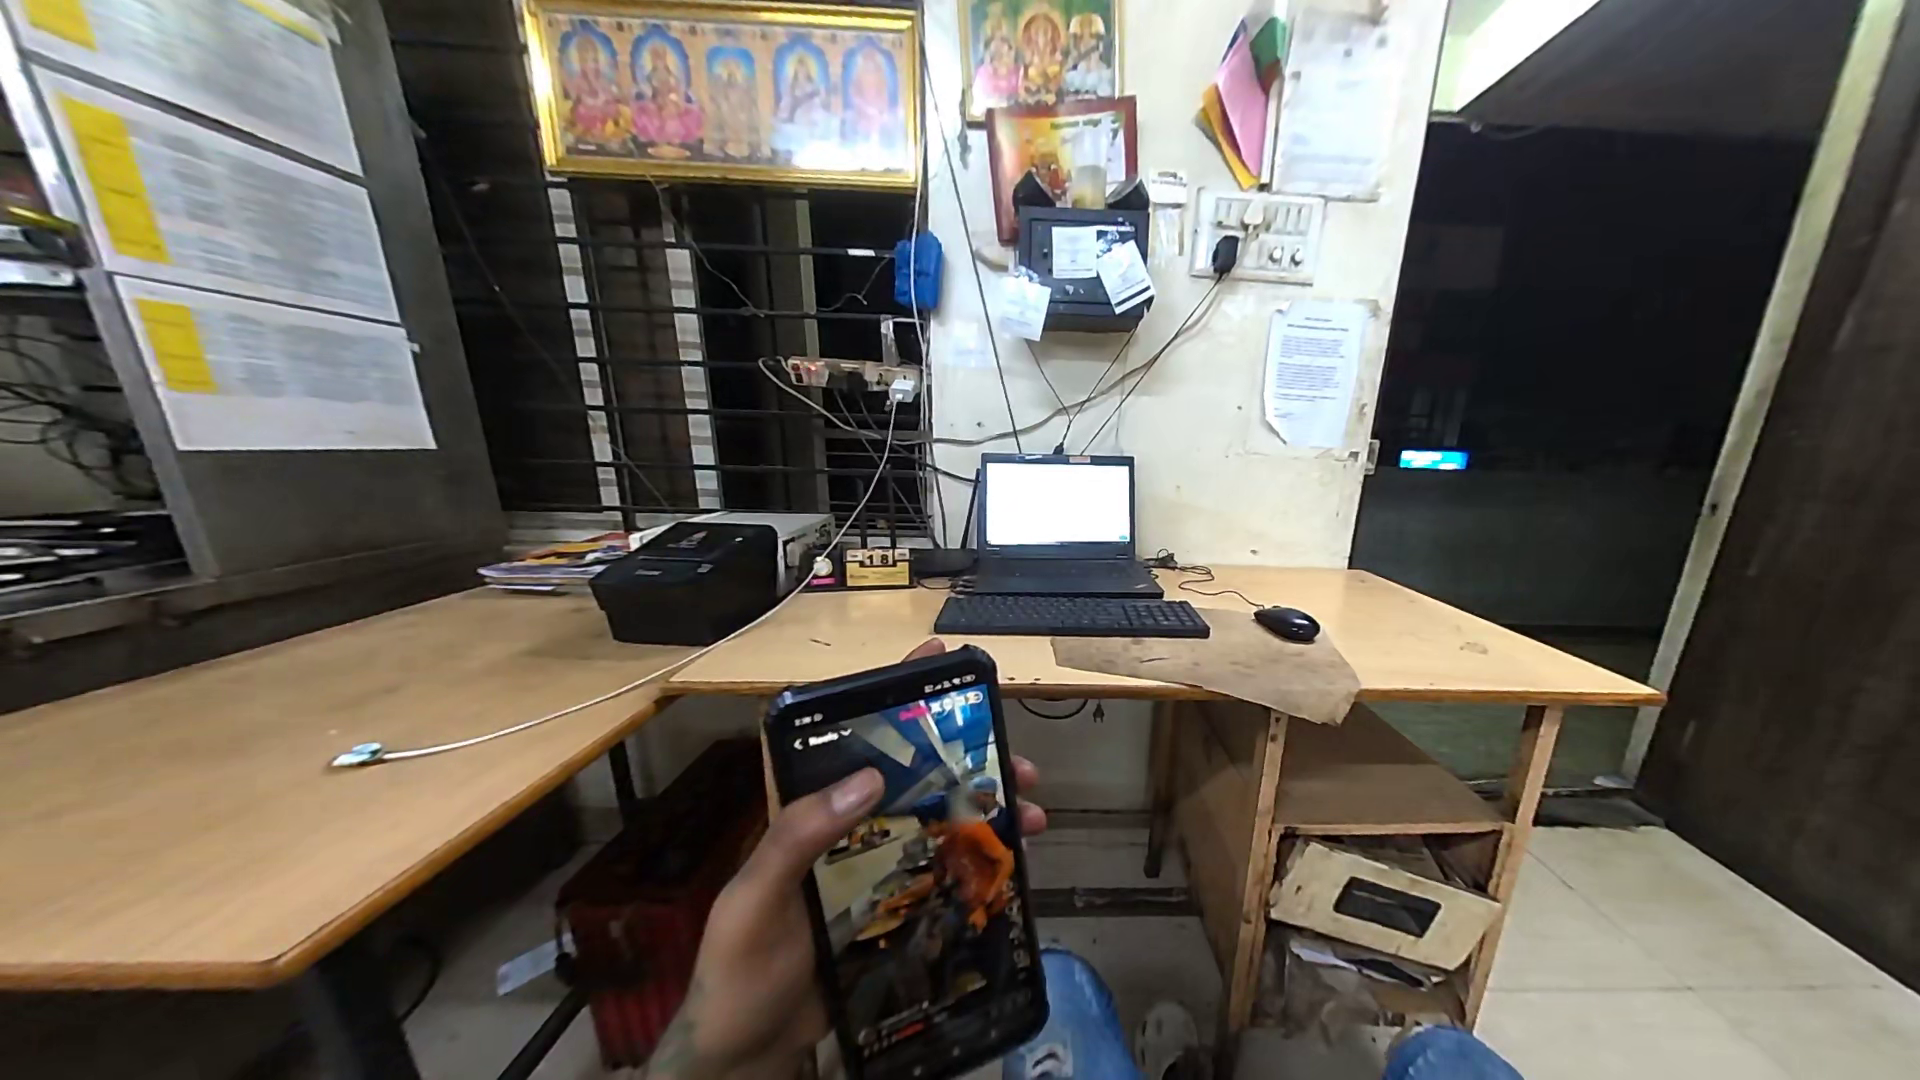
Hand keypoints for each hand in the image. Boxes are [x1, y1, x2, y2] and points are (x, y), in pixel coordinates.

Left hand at [644, 639, 1045, 1078]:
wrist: (750, 1052)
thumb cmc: (738, 968)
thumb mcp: (754, 898)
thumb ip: (796, 838)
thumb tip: (868, 778)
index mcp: (809, 806)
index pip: (848, 735)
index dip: (890, 691)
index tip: (934, 661)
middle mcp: (848, 823)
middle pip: (911, 772)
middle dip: (965, 754)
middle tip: (1011, 754)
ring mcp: (876, 862)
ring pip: (938, 816)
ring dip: (986, 805)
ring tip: (1030, 809)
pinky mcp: (898, 902)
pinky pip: (945, 867)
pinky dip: (981, 856)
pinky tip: (1015, 856)